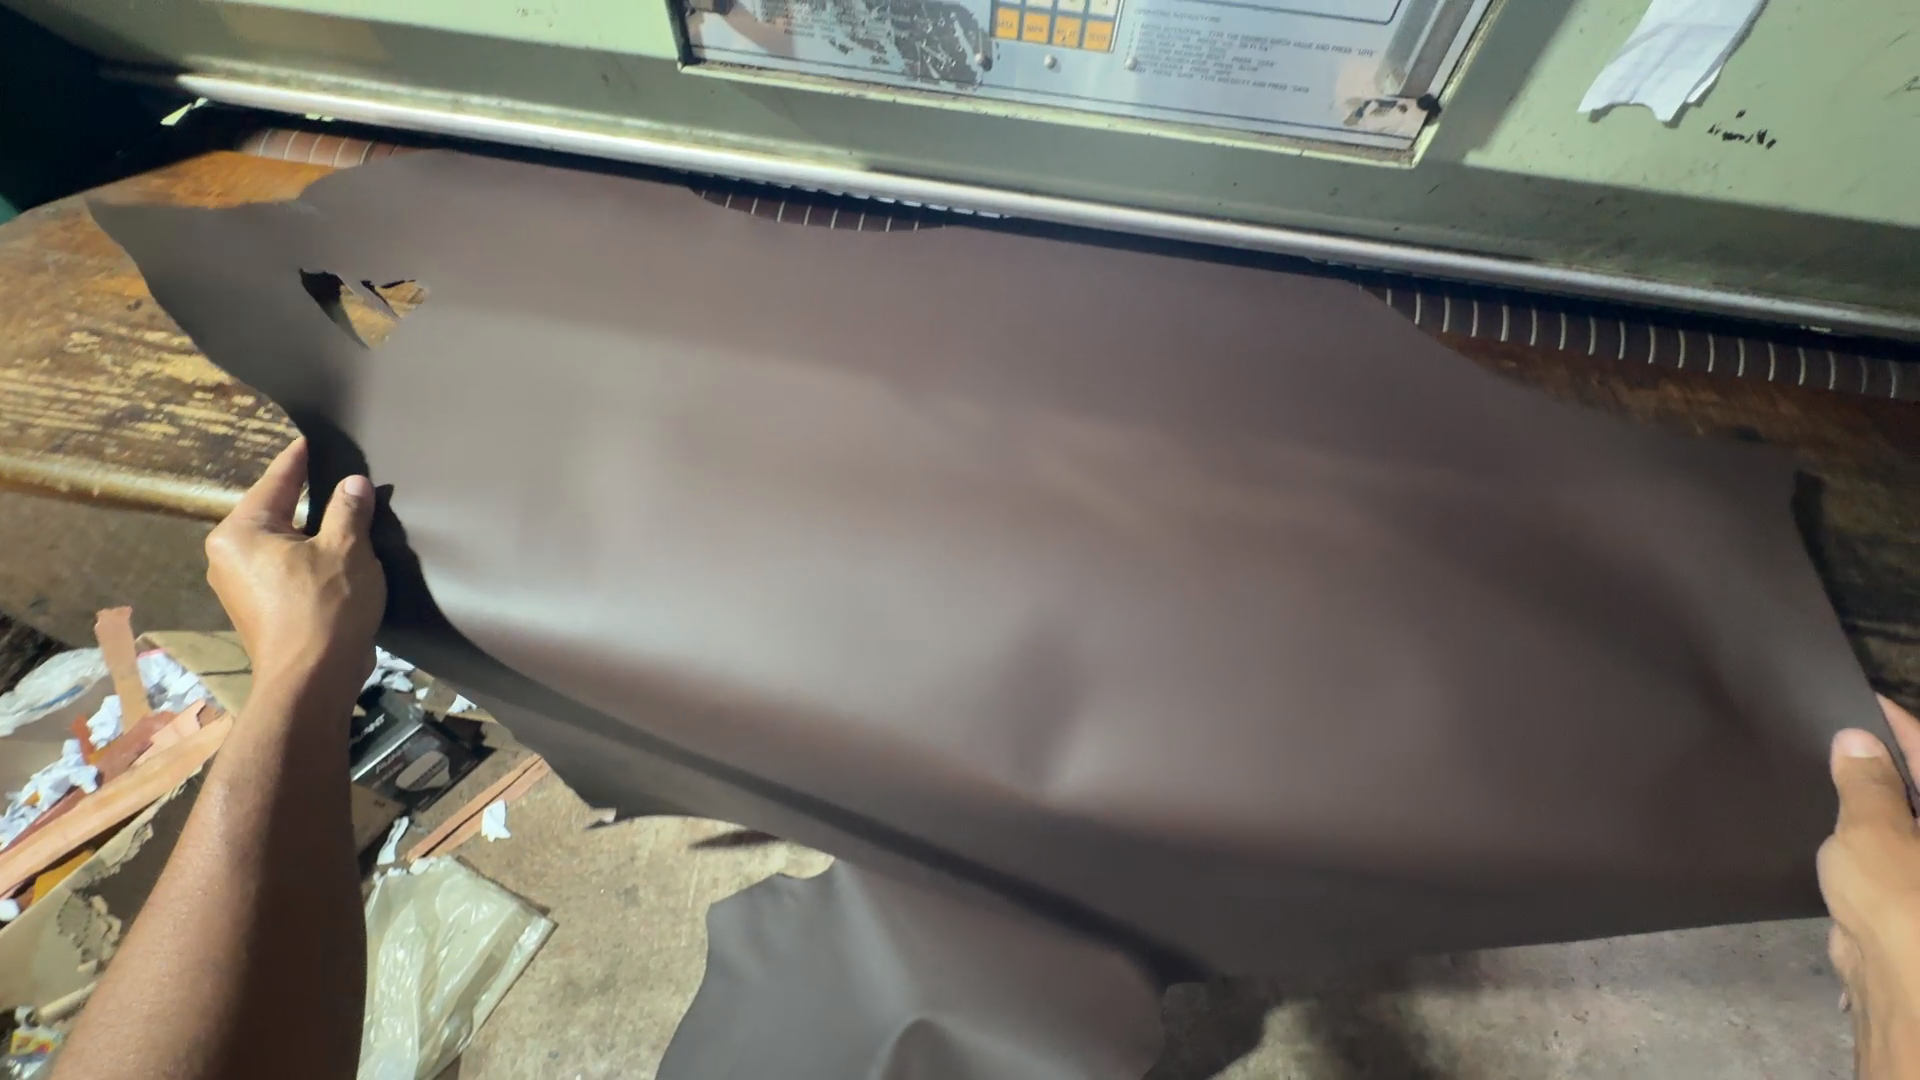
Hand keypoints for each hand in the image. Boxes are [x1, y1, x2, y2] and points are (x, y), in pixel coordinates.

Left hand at [205, 438, 385, 692]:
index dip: (297, 462)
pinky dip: (309, 556)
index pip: (275, 484)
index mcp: (241, 533)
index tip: (309, 441)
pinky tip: (335, 557)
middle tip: (335, 479)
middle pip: (274, 513)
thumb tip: (353, 483)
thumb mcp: (346, 550)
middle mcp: (229, 555)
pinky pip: (286, 566)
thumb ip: (349, 511)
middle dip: (305, 498)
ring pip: (281, 542)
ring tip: (342, 517)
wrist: (312, 674)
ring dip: (310, 531)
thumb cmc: (325, 605)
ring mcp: (240, 584)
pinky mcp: (260, 607)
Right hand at [1819, 696, 1919, 1078]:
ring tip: (1823, 769)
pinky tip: (1828, 819)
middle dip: (1882, 761)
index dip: (1902, 728)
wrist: (1904, 981)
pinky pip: (1890, 846)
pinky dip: (1864, 828)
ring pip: (1905, 819)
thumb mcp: (1874, 828)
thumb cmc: (1902, 897)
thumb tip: (1857, 738)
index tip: (1863, 700)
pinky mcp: (1911, 893)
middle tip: (1833, 732)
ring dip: (1871, 796)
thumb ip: (1865, 782)